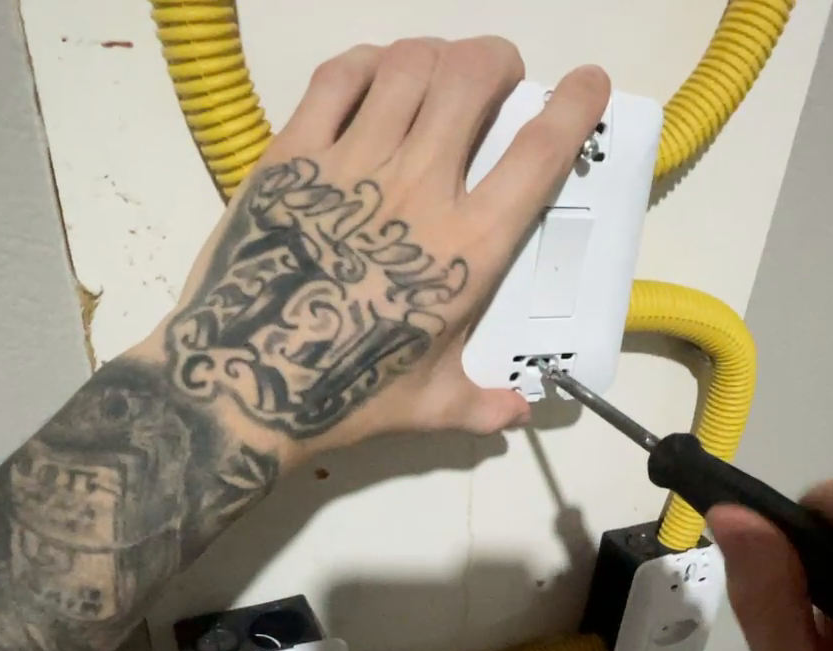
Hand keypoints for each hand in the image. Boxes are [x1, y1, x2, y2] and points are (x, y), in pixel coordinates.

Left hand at [138, 38, 610, 462]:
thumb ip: (483, 406)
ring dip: (439, 55)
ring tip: (443, 74)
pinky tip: (378, 76)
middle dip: (497, 61)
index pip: (536, 157)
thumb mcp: (429, 408)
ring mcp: (351, 163)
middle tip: (499, 79)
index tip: (588, 82)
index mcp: (466, 249)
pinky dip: (369, 61)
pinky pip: (338, 76)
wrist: (243, 380)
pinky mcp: (291, 153)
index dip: (573, 106)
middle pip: (471, 80)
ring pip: (408, 65)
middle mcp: (418, 188)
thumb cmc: (346, 395)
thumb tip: (521, 412)